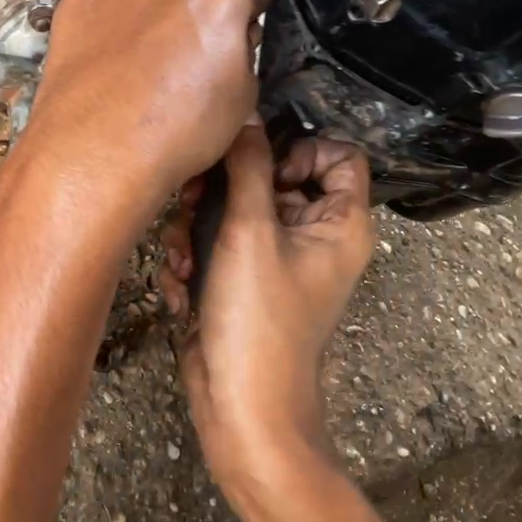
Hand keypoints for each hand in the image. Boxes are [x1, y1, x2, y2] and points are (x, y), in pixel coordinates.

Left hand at [15, 0, 267, 218]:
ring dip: (149, 23)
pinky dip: (107, 32)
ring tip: (137, 74)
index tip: (241, 28)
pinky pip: (102, 11)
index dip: (248, 10)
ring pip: (145, 0)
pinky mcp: (77, 4)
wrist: (97, 148)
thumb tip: (233, 36)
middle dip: (194, 17)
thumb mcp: (244, 98)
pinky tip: (105, 69)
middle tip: (185, 63)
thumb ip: (242, 50)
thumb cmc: (180, 129)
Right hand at [159, 126, 374, 486]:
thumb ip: (248, 166)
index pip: (337, 153)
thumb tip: (247, 114)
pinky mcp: (242, 278)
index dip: (298, 150)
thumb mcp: (250, 231)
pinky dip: (194, 258)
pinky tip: (181, 286)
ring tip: (182, 259)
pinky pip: (216, 242)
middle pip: (268, 177)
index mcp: (340, 222)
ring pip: (231, 208)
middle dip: (222, 190)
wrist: (241, 406)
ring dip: (195, 228)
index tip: (261, 167)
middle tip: (194, 202)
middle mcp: (313, 234)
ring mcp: (275, 258)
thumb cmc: (259, 319)